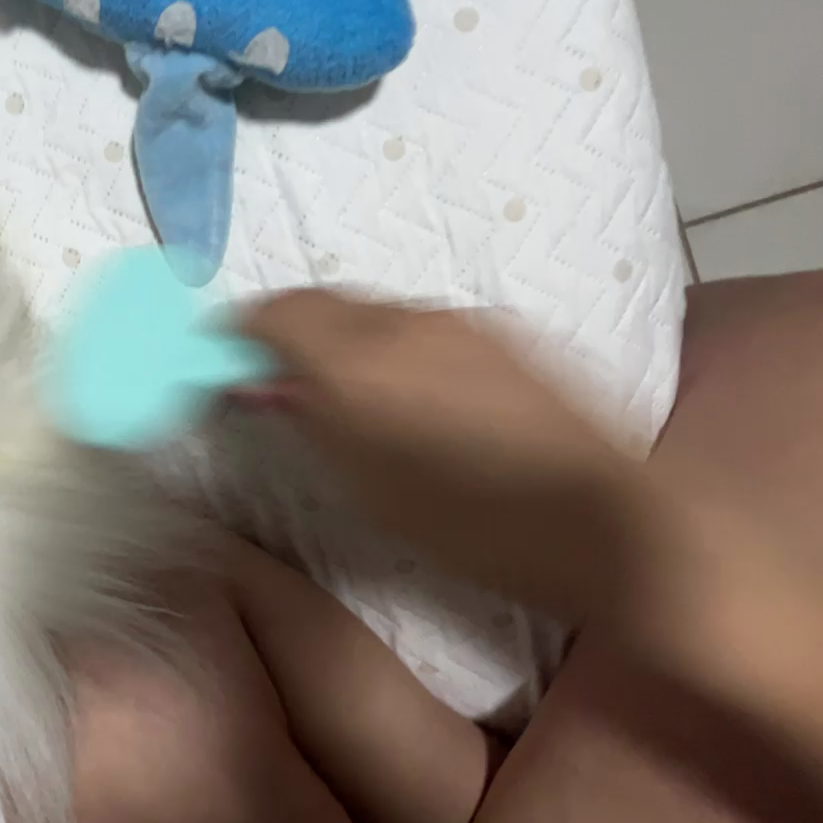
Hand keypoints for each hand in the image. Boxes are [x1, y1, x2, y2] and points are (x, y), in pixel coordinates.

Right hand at [240, 289, 657, 620]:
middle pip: (316, 300)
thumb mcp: (359, 481)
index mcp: (356, 359)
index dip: (234, 330)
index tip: (216, 357)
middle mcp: (401, 320)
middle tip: (264, 371)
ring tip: (329, 382)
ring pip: (365, 307)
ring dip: (331, 332)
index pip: (270, 312)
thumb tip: (252, 384)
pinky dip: (379, 339)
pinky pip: (411, 320)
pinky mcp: (496, 329)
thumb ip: (301, 417)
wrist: (606, 522)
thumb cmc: (463, 522)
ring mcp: (454, 319)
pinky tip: (395, 384)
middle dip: (279, 327)